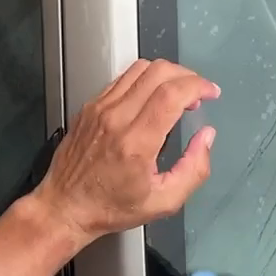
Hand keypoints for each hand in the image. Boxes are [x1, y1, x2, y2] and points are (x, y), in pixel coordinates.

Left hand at [29, 59, 218, 245]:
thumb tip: (207, 138)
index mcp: (135, 143)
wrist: (65, 206)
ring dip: (166, 74)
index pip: (171, 94)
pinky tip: (151, 97)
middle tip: (197, 93)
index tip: (210, 92)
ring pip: (139, 69)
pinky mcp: (89, 107)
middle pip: (157, 72)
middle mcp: (115, 119)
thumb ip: (194, 169)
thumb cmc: (109, 207)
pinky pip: (121, 79)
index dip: (198, 86)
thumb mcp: (164, 202)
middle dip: (187, 76)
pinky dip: (143, 80)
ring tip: (176, 94)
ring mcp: (99, 109)